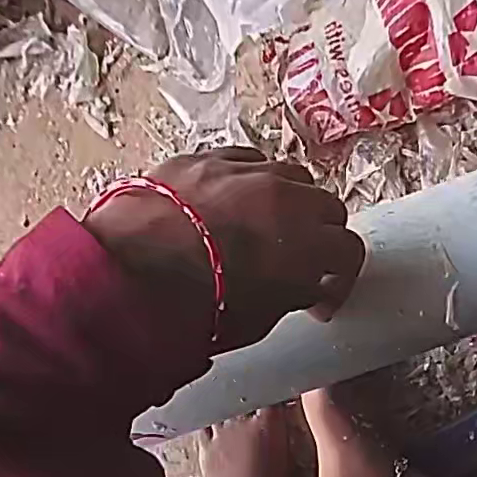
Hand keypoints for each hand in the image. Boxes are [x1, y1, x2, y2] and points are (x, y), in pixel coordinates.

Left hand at [82, 148, 366, 352]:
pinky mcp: (206, 157)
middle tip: (303, 260)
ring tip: (269, 227)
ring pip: (291, 175)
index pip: (349, 251)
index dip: (341, 277)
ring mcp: (245, 170)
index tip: (324, 296)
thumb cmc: (197, 311)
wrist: (127, 279)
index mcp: (307, 244)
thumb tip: (304, 285)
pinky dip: (252, 181)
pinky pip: (247, 160)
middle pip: (327, 206)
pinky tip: (236, 202)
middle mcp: (285, 197)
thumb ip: (293, 294)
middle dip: (321, 236)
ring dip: (290, 202)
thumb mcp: (259, 319)